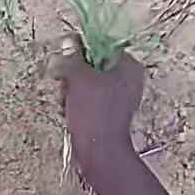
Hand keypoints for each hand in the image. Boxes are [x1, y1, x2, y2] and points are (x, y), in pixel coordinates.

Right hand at [53, 38, 144, 186]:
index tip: (66, 63)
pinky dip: (76, 105)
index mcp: (128, 66)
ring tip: (67, 104)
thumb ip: (72, 58)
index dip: (80, 53)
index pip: (101, 47)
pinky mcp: (108, 114)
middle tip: (66, 87)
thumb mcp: (79, 79)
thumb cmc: (93, 114)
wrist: (98, 153)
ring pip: (87, 84)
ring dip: (72, 92)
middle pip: (93, 66)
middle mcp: (128, 80)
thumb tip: (68, 41)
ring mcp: (118, 99)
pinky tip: (69, 113)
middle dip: (74, 76)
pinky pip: (88, 101)